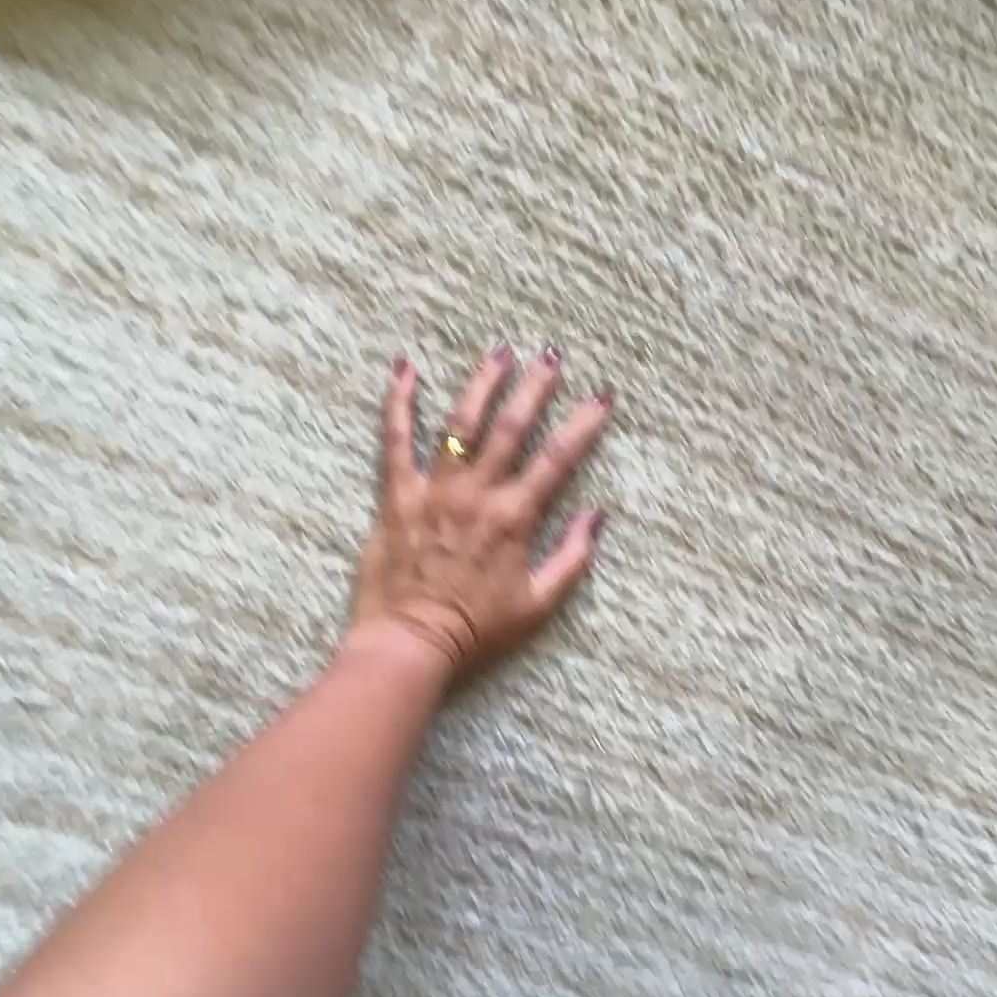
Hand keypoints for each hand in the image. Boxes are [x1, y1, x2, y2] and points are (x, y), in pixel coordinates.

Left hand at [346, 342, 613, 678]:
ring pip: (460, 425)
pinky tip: (404, 369)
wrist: (411, 643)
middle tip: (550, 355)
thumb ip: (572, 557)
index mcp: (514, 518)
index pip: (558, 460)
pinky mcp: (397, 497)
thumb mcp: (539, 604)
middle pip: (511, 428)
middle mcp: (477, 495)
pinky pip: (395, 442)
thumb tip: (598, 515)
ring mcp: (434, 491)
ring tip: (498, 352)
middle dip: (534, 388)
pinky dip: (398, 403)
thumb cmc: (477, 629)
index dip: (583, 425)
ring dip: (481, 385)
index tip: (601, 396)